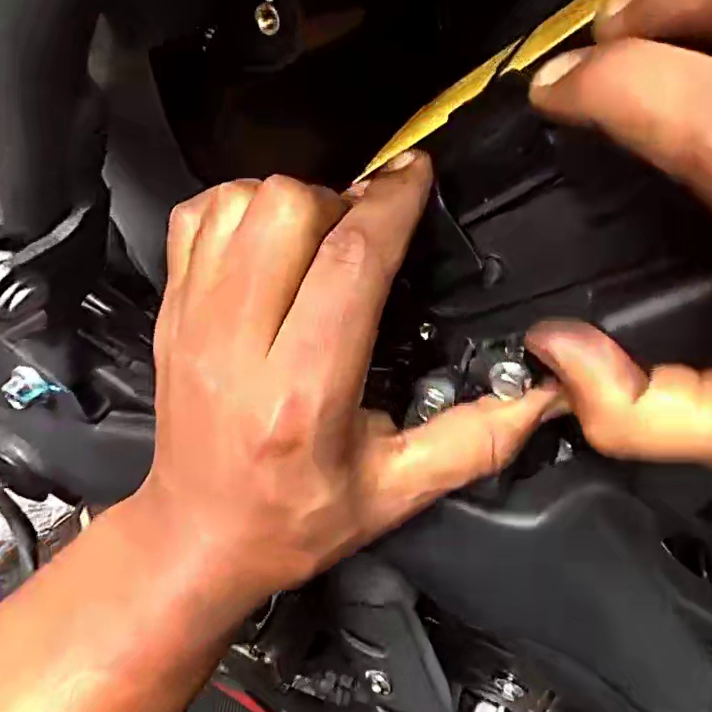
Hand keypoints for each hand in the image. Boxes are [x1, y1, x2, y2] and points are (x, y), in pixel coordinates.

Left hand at [118, 152, 558, 610]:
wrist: (197, 537)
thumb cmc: (295, 520)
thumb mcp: (396, 492)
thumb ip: (475, 439)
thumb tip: (544, 394)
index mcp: (303, 392)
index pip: (350, 263)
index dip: (391, 205)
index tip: (417, 174)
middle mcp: (236, 345)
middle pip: (287, 211)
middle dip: (341, 201)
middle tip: (363, 234)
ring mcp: (192, 321)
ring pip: (239, 202)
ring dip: (290, 203)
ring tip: (315, 240)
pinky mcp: (168, 310)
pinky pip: (194, 216)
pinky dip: (236, 208)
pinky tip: (264, 242)